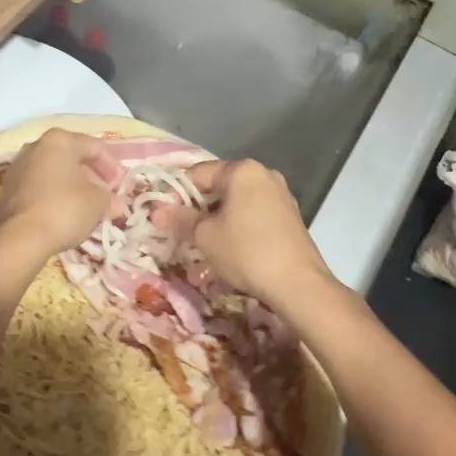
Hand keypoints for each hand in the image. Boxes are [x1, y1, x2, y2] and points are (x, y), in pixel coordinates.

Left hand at [0, 129, 120, 259]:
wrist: (19, 238)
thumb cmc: (64, 209)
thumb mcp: (97, 203)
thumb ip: (110, 199)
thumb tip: (118, 205)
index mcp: (60, 141)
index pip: (94, 147)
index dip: (112, 166)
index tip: (120, 185)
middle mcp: (36, 146)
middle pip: (71, 156)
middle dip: (91, 175)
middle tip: (105, 195)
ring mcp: (19, 166)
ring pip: (54, 171)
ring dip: (72, 185)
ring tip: (86, 206)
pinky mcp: (8, 188)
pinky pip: (39, 185)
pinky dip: (54, 194)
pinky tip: (63, 213)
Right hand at [177, 159, 336, 307]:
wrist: (299, 285)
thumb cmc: (247, 252)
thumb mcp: (206, 236)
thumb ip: (181, 219)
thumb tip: (157, 212)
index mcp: (242, 170)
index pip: (198, 173)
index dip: (177, 194)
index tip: (165, 216)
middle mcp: (263, 175)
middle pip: (219, 186)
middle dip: (199, 209)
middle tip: (184, 233)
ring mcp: (280, 195)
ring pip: (237, 202)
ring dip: (218, 220)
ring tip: (204, 245)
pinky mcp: (290, 217)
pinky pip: (254, 214)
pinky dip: (239, 226)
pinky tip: (231, 250)